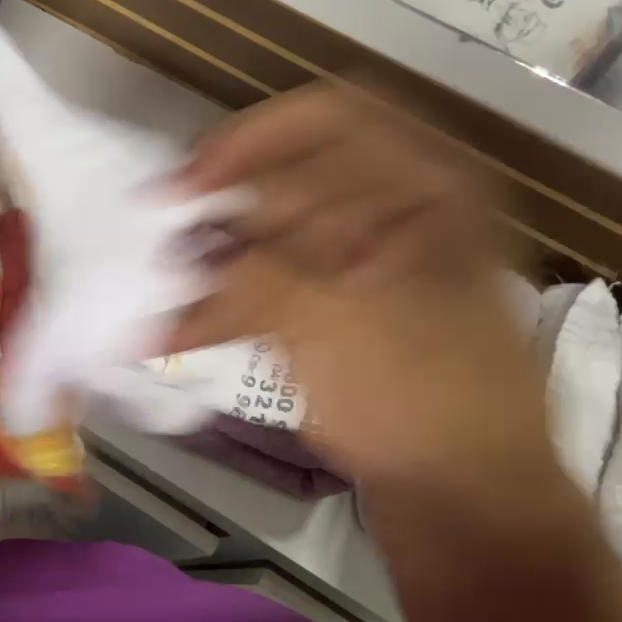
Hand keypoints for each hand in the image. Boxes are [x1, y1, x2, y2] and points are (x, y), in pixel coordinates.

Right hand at [171, 84, 554, 490]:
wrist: (467, 500)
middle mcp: (392, 220)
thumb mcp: (338, 327)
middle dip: (215, 211)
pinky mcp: (335, 320)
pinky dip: (221, 309)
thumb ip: (256, 276)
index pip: (331, 120)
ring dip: (208, 265)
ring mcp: (362, 272)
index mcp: (422, 194)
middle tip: (155, 242)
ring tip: (154, 293)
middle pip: (287, 183)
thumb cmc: (423, 404)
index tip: (188, 186)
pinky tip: (174, 334)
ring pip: (267, 243)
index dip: (252, 140)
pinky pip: (267, 294)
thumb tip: (181, 248)